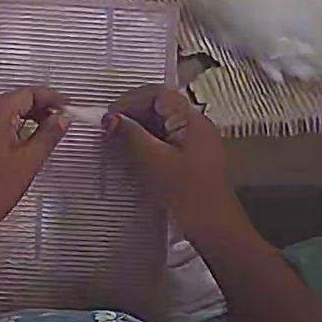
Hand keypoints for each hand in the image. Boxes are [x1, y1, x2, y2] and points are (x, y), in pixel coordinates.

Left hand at [0, 86, 69, 250]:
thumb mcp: (28, 162)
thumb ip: (48, 136)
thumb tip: (63, 118)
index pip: (26, 93)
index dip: (50, 97)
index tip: (69, 106)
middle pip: (14, 100)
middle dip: (39, 106)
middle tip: (61, 120)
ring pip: (4, 115)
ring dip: (27, 118)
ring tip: (48, 132)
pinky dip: (14, 130)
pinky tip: (25, 145)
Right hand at [105, 86, 242, 237]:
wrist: (214, 227)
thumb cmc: (187, 193)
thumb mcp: (154, 161)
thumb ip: (130, 136)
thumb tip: (108, 118)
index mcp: (191, 120)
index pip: (158, 94)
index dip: (130, 101)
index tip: (108, 118)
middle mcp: (195, 125)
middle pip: (159, 107)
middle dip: (131, 114)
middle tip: (107, 131)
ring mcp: (193, 142)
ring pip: (159, 124)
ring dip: (136, 130)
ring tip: (115, 143)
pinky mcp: (188, 158)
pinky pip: (163, 140)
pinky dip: (144, 143)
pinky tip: (130, 155)